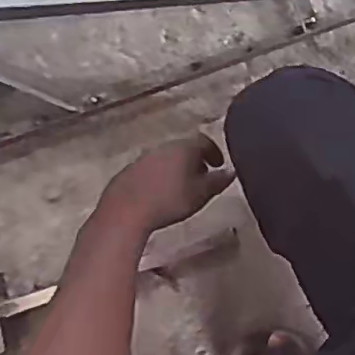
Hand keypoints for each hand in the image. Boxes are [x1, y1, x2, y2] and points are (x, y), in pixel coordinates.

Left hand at [94, 135, 235, 235]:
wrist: (123, 214)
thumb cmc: (170, 201)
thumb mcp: (202, 194)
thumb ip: (219, 181)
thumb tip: (231, 171)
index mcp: (183, 148)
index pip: (204, 140)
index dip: (214, 151)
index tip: (218, 165)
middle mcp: (163, 148)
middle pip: (183, 148)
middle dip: (195, 160)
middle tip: (202, 177)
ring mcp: (141, 159)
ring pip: (165, 158)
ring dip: (175, 168)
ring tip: (181, 187)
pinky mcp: (126, 173)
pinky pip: (148, 170)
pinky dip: (158, 177)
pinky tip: (159, 194)